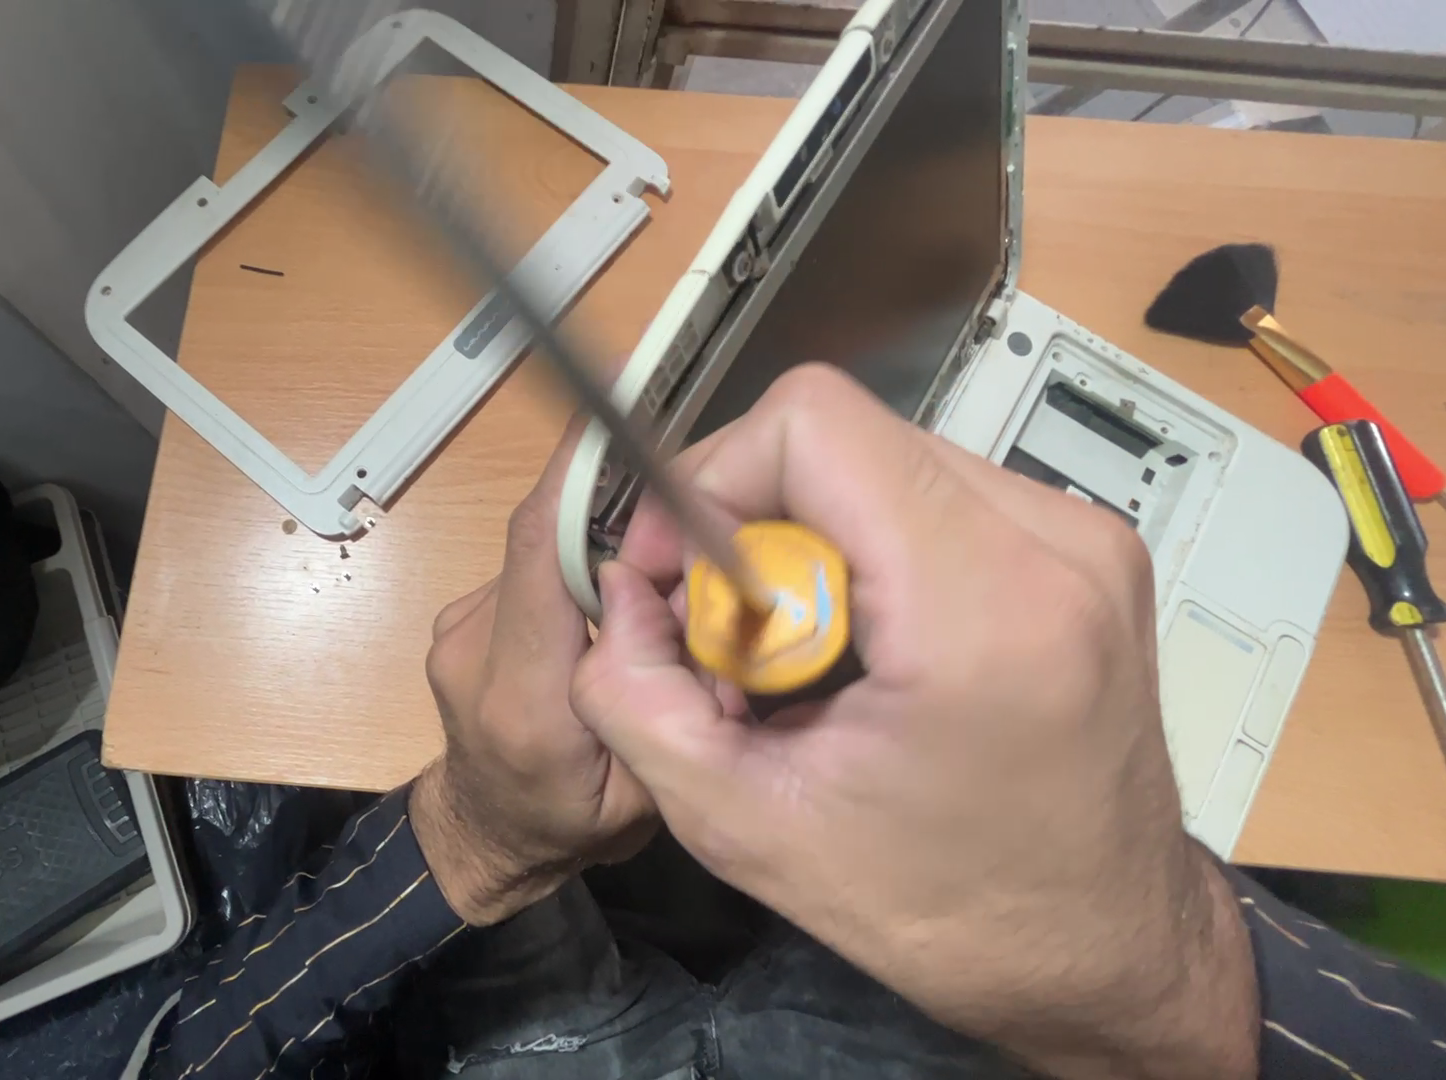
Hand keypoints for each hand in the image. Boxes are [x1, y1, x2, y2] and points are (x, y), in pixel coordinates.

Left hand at [410, 421, 656, 925]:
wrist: (479, 839)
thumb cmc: (563, 828)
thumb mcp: (641, 794)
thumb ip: (661, 696)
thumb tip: (680, 596)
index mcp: (520, 695)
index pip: (536, 555)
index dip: (570, 481)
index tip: (608, 425)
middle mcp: (471, 648)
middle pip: (540, 547)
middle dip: (606, 525)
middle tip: (673, 531)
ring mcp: (455, 632)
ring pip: (534, 559)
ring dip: (587, 558)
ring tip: (638, 593)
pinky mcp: (456, 624)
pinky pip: (522, 578)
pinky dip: (563, 579)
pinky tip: (594, 616)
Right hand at [571, 366, 1257, 1078]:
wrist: (1104, 950)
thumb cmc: (935, 908)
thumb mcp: (736, 822)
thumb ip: (634, 696)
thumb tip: (619, 589)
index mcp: (980, 612)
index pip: (811, 426)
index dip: (710, 477)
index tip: (679, 568)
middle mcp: (1049, 543)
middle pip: (828, 434)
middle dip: (737, 514)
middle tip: (718, 620)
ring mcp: (1075, 533)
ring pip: (862, 455)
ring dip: (786, 531)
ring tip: (779, 636)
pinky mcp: (1069, 542)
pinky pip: (908, 486)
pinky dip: (841, 539)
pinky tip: (840, 628)